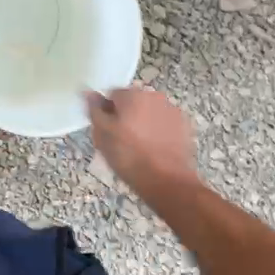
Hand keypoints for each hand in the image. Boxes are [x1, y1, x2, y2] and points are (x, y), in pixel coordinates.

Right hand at [85, 86, 200, 197]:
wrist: (167, 181)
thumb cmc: (129, 156)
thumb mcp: (102, 134)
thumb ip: (94, 110)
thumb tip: (89, 93)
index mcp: (132, 94)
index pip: (112, 95)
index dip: (107, 112)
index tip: (107, 130)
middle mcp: (154, 96)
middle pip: (132, 101)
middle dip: (126, 116)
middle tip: (120, 139)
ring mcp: (172, 111)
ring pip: (149, 112)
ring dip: (143, 123)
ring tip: (139, 147)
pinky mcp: (184, 127)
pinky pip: (163, 124)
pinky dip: (158, 132)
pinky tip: (154, 149)